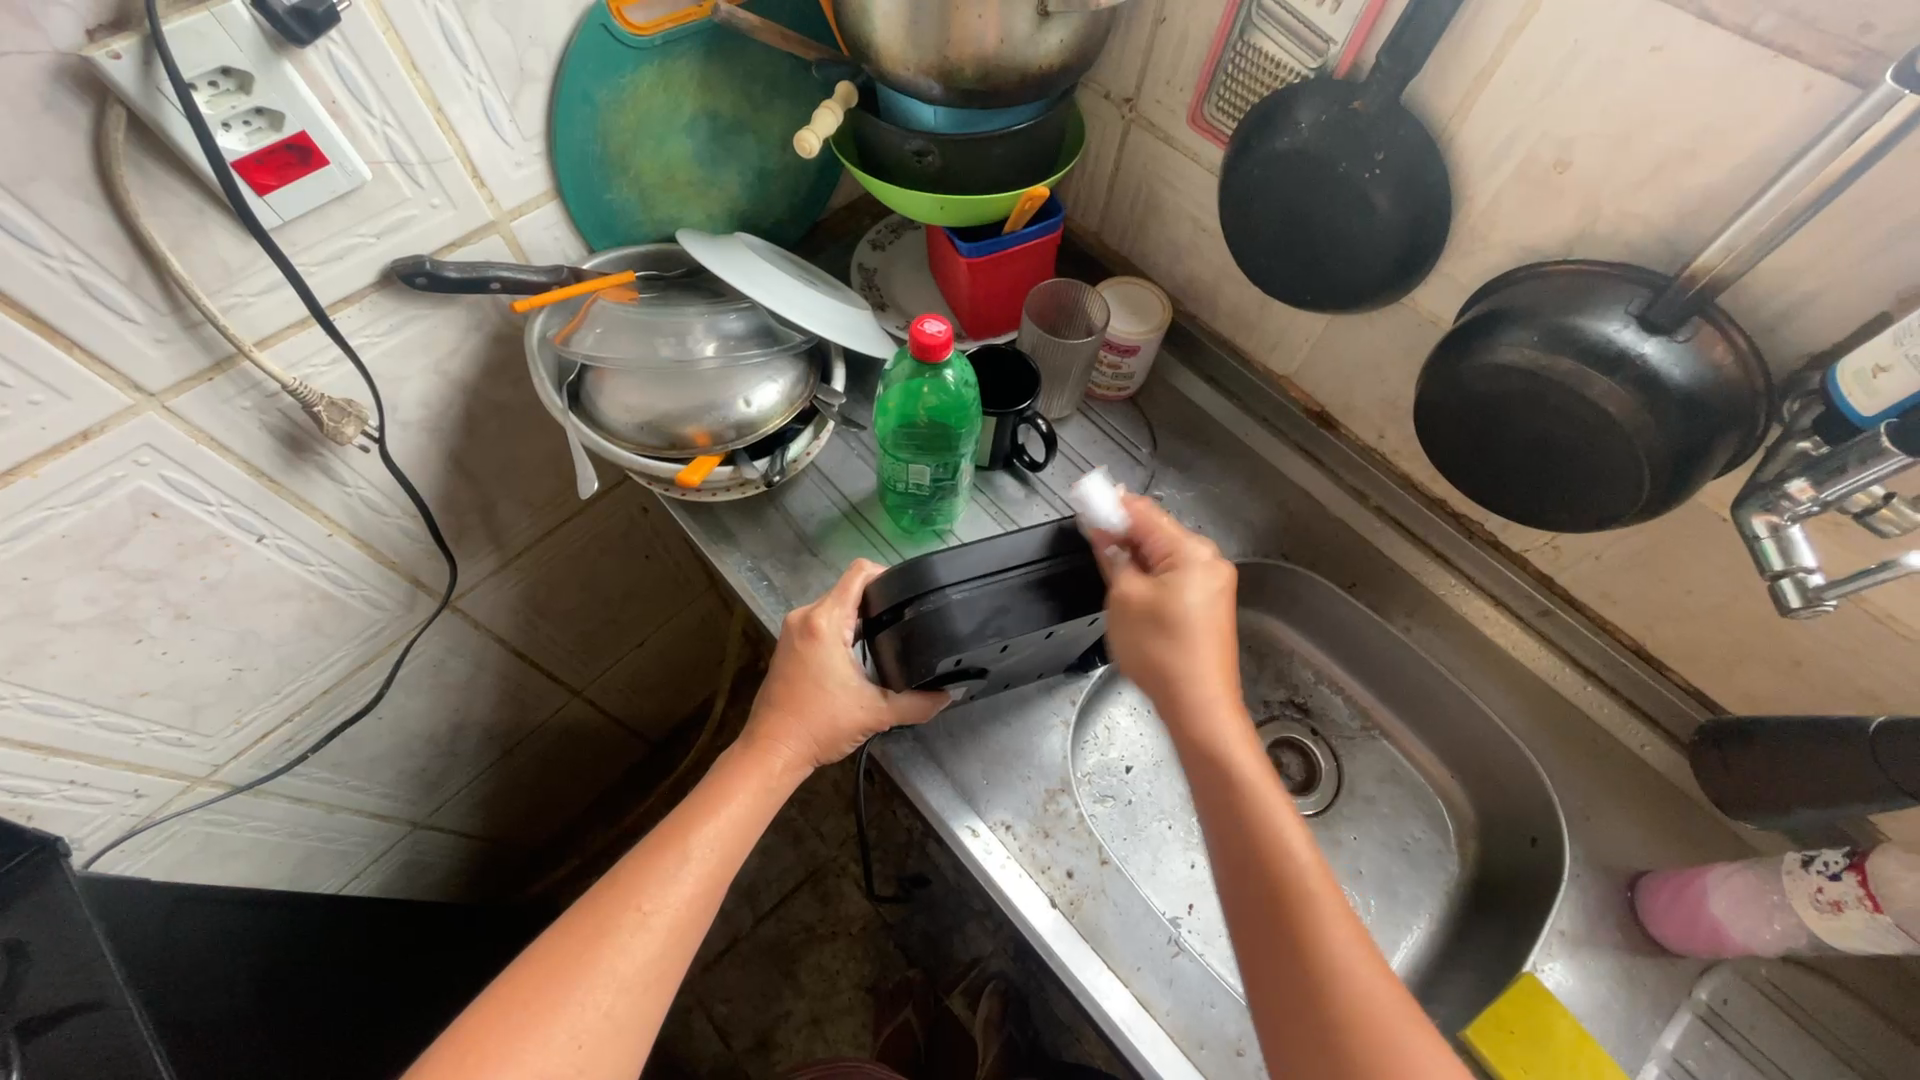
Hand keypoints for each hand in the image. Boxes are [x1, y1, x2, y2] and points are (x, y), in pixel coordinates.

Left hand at [740, 559, 952, 772]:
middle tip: (907, 616)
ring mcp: (793, 630)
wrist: (773, 750)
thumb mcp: (876, 714)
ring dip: (860, 615)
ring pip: (834, 605)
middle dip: (878, 599)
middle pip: (848, 588)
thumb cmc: (819, 726)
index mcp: (825, 621)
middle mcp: (805, 616)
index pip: (859, 573)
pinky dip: (844, 628)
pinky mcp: (789, 644)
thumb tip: (948, 696)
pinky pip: (822, 621)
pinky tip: (863, 649)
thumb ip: (918, 703)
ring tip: (890, 632)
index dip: (888, 573)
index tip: (910, 590)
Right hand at [1090, 495, 1244, 732]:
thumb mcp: (1123, 597)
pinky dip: (1150, 575)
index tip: (1085, 497)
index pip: (1144, 512)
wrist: (1198, 704)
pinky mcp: (1208, 604)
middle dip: (1122, 532)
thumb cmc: (1163, 655)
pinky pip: (1174, 576)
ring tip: (1106, 562)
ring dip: (1134, 555)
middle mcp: (1209, 561)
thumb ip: (1113, 556)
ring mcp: (1212, 584)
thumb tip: (1102, 531)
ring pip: (1164, 555)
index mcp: (1192, 552)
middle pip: (1157, 532)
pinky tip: (1129, 586)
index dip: (1110, 504)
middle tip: (1089, 533)